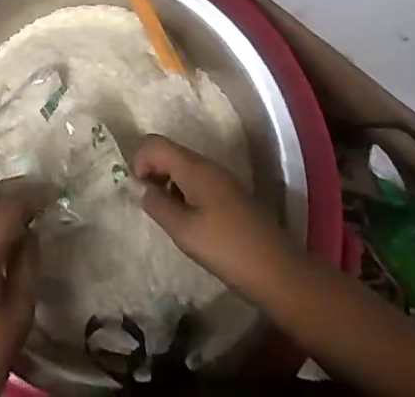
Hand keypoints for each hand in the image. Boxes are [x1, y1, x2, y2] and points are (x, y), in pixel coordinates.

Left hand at [0, 177, 54, 396]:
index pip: (6, 208)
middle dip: (15, 187)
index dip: (32, 195)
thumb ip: (27, 263)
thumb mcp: (19, 310)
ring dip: (1, 197)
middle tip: (42, 187)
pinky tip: (7, 222)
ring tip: (29, 199)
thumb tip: (31, 231)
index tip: (55, 190)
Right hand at [131, 135, 300, 297]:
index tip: (137, 191)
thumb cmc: (226, 249)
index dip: (138, 161)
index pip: (154, 144)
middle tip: (148, 204)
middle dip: (151, 171)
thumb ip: (156, 203)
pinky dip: (183, 191)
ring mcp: (222, 178)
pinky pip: (197, 180)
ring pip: (183, 167)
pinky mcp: (231, 194)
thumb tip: (135, 184)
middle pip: (169, 152)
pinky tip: (188, 221)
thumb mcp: (183, 230)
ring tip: (166, 215)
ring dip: (167, 183)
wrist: (279, 272)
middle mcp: (208, 165)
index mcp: (194, 167)